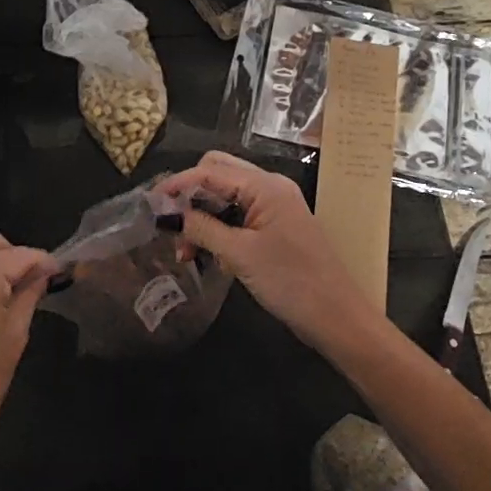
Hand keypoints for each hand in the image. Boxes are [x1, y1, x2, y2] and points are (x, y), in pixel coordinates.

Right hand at [157, 151, 371, 350]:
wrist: (339, 320)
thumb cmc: (291, 283)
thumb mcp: (240, 256)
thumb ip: (203, 229)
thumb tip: (172, 214)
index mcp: (265, 186)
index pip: (209, 171)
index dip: (177, 184)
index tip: (151, 205)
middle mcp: (269, 187)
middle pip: (217, 174)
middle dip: (190, 196)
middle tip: (170, 225)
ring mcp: (274, 206)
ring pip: (226, 196)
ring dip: (202, 216)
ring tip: (186, 251)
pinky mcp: (275, 226)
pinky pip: (238, 214)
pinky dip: (219, 227)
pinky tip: (208, 253)